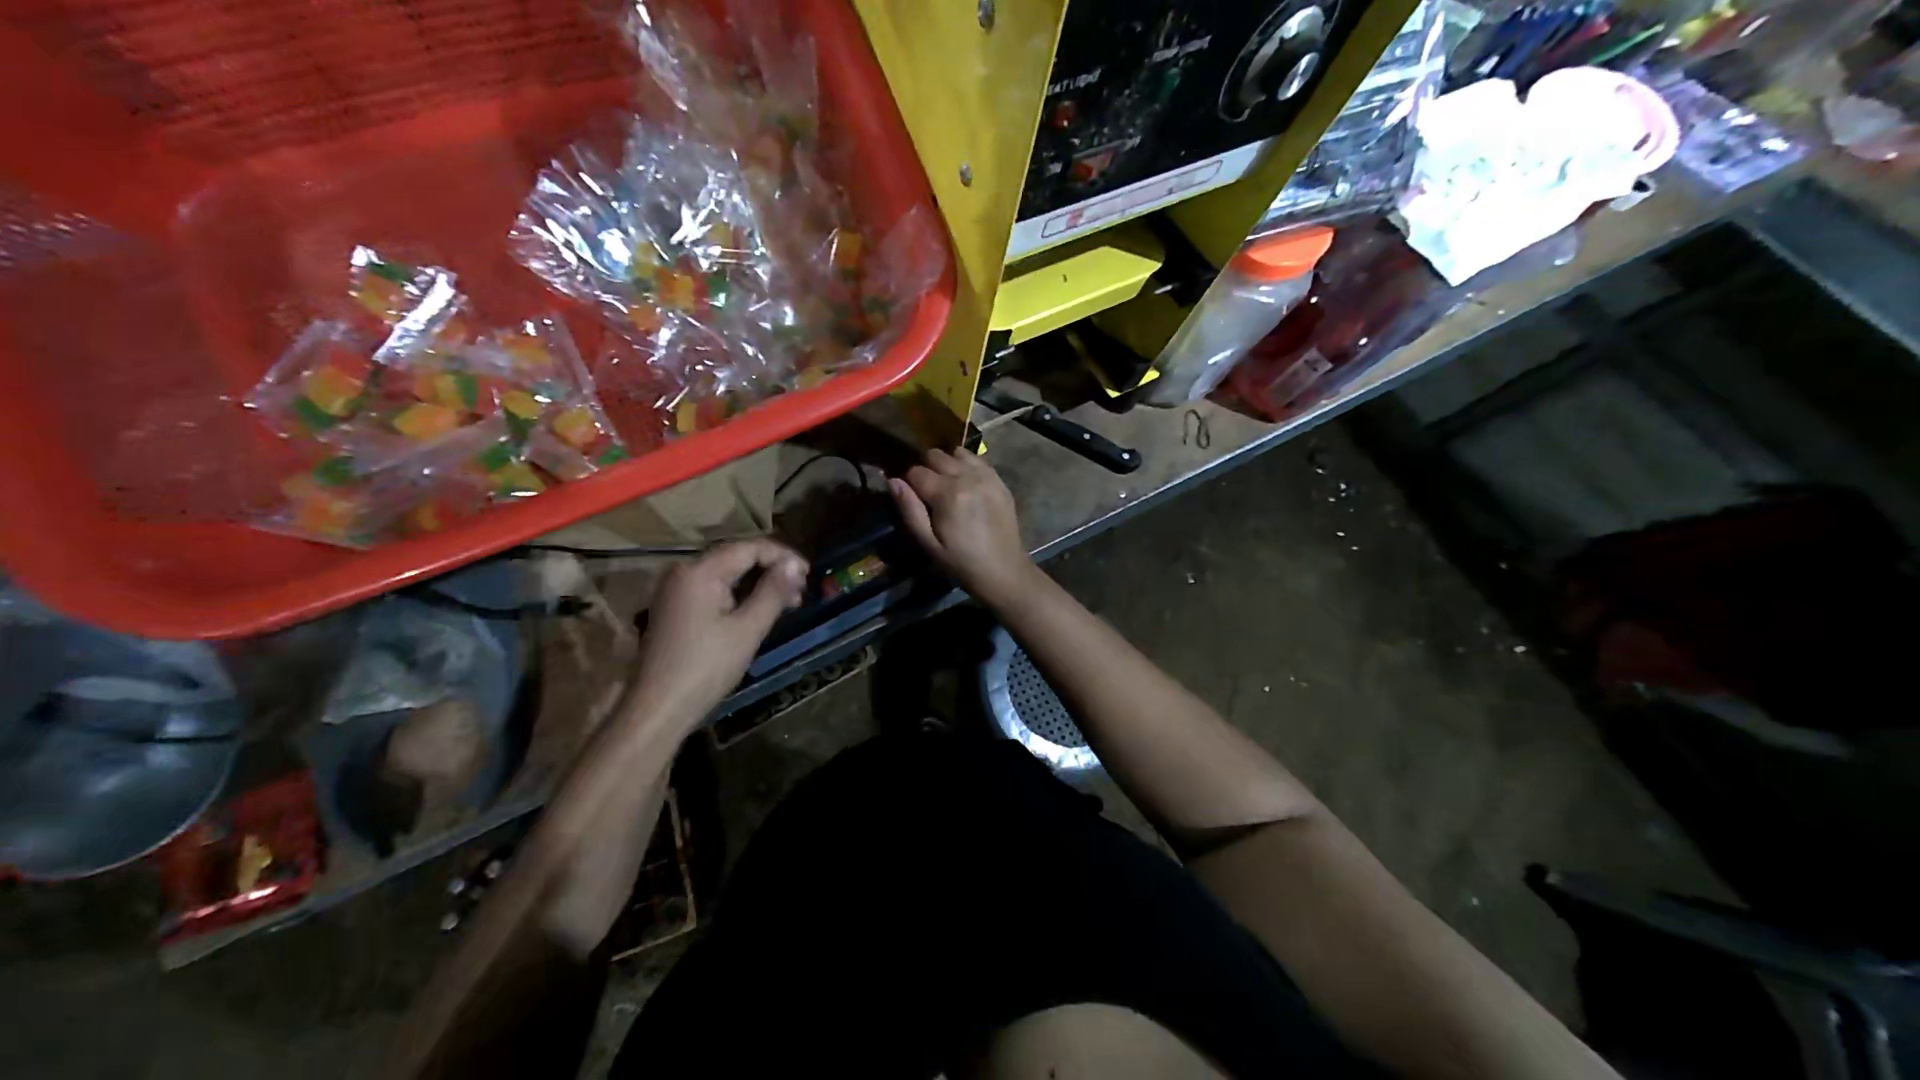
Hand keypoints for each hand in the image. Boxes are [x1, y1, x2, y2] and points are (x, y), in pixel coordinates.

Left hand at [631, 539, 807, 727]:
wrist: (658, 708)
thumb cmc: (706, 668)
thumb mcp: (747, 630)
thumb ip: (773, 592)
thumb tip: (795, 565)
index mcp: (700, 571)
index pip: (750, 547)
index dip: (783, 557)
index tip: (808, 575)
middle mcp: (683, 571)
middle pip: (736, 556)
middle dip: (771, 569)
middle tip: (800, 591)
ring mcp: (675, 589)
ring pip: (725, 573)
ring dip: (756, 583)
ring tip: (785, 603)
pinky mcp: (674, 607)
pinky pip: (712, 588)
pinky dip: (737, 594)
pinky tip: (756, 610)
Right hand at [890, 448, 1036, 605]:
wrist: (1004, 571)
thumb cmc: (961, 563)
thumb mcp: (929, 543)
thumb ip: (910, 510)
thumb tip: (892, 480)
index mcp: (947, 494)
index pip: (915, 471)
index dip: (907, 482)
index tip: (910, 496)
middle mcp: (967, 477)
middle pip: (935, 455)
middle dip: (926, 468)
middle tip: (927, 492)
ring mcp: (987, 476)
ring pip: (957, 452)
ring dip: (947, 463)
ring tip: (946, 484)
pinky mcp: (1000, 481)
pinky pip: (978, 459)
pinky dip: (966, 465)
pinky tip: (965, 483)